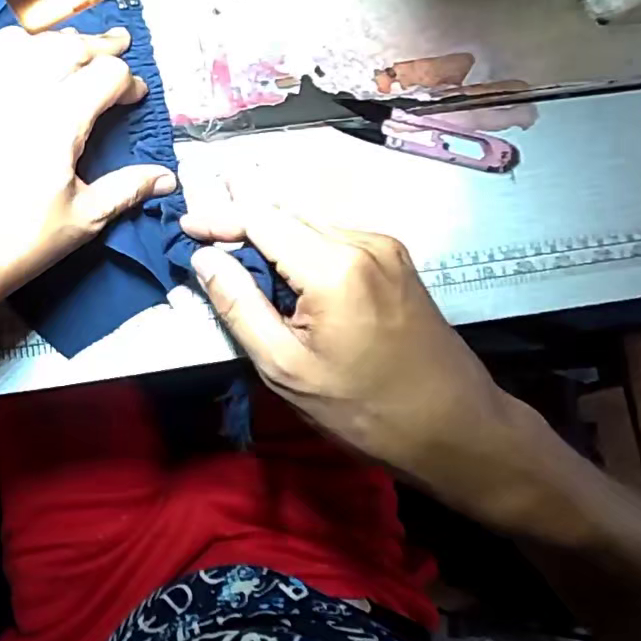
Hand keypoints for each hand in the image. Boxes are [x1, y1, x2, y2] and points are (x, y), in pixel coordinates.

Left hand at [0, 25, 175, 342]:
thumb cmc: (14, 244)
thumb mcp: (82, 219)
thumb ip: (127, 188)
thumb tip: (166, 178)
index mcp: (57, 120)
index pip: (105, 75)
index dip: (128, 81)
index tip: (135, 95)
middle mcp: (16, 92)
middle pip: (66, 46)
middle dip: (98, 46)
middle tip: (117, 47)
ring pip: (22, 42)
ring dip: (54, 42)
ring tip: (71, 51)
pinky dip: (11, 53)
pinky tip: (19, 67)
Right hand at [183, 204, 566, 531]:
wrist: (454, 426)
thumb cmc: (365, 409)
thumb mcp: (287, 368)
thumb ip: (240, 306)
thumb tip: (205, 259)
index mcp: (335, 266)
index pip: (262, 218)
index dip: (220, 217)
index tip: (186, 226)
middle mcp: (364, 242)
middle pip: (287, 215)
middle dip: (242, 221)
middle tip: (203, 232)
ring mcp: (385, 247)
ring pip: (311, 225)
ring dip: (272, 236)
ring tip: (236, 252)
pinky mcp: (396, 259)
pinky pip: (335, 240)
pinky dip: (301, 249)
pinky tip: (285, 271)